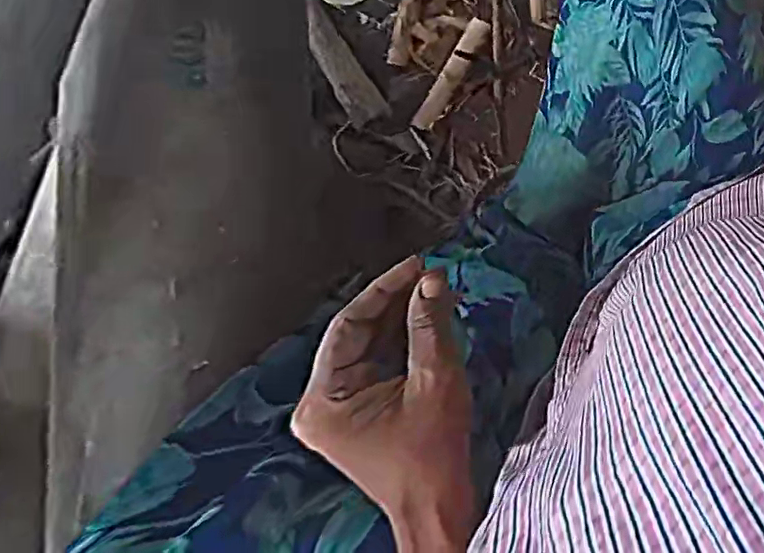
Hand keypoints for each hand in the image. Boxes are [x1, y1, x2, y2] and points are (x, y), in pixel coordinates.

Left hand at [292, 256, 477, 551]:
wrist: (437, 499)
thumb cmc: (431, 446)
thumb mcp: (435, 377)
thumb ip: (430, 325)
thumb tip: (433, 278)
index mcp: (324, 399)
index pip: (348, 325)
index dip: (385, 288)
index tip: (419, 263)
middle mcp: (323, 400)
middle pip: (360, 332)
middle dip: (399, 299)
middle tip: (435, 272)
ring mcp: (342, 405)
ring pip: (375, 342)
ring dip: (408, 315)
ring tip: (441, 288)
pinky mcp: (364, 406)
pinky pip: (384, 358)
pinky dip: (410, 335)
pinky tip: (435, 314)